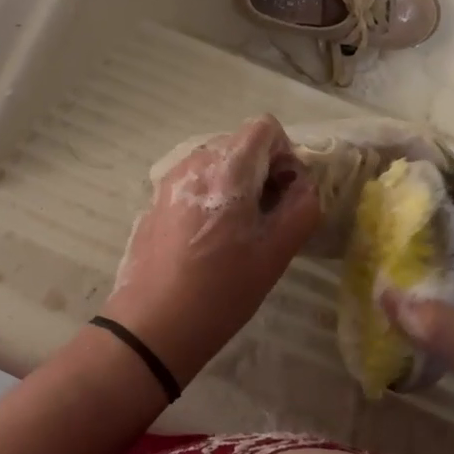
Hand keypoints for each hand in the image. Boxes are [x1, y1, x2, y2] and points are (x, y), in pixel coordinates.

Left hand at [102, 115, 320, 383]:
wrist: (151, 326)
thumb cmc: (221, 290)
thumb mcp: (275, 253)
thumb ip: (301, 208)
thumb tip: (302, 184)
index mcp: (228, 168)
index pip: (264, 126)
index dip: (284, 153)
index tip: (284, 193)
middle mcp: (196, 161)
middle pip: (240, 143)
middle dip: (261, 170)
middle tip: (266, 217)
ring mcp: (171, 179)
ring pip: (217, 162)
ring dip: (236, 183)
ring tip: (237, 231)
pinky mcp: (156, 199)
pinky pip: (195, 181)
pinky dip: (211, 196)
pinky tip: (208, 241)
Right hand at [383, 178, 453, 434]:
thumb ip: (433, 322)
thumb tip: (380, 292)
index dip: (428, 179)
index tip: (388, 177)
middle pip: (447, 217)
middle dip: (409, 213)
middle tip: (365, 214)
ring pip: (444, 247)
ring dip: (411, 245)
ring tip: (367, 243)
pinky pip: (445, 273)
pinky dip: (420, 273)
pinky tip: (391, 286)